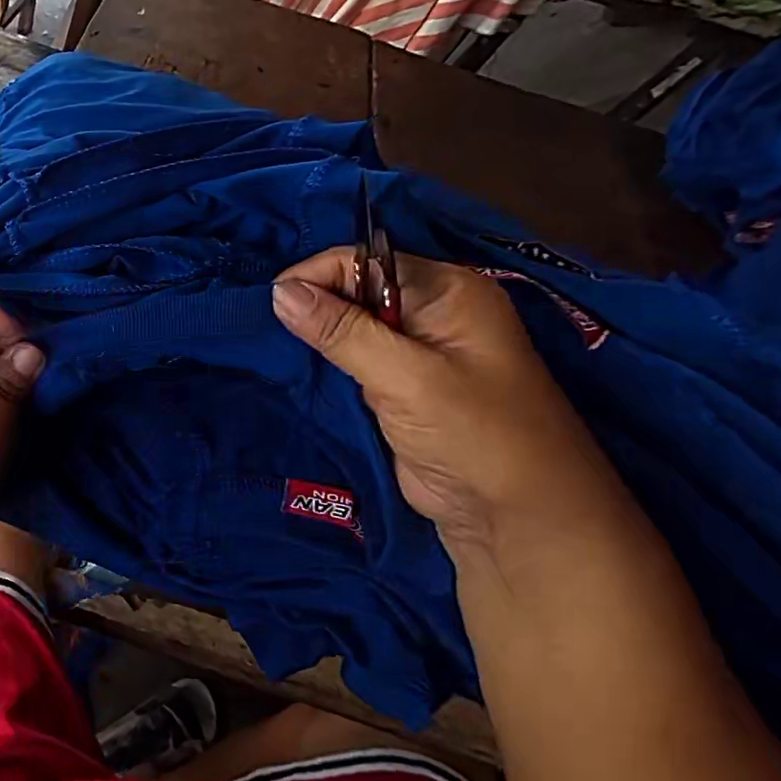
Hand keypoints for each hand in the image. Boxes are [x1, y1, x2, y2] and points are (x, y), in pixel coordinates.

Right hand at [271, 247, 626, 547]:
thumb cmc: (477, 436)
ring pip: (346, 325)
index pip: (366, 261)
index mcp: (447, 291)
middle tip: (264, 325)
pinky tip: (290, 365)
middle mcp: (430, 311)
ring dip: (312, 335)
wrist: (516, 519)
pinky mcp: (395, 384)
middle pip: (353, 289)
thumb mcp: (407, 378)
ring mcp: (412, 350)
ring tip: (267, 344)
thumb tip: (278, 291)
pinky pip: (348, 358)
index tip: (272, 304)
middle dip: (311, 304)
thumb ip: (342, 331)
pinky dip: (320, 361)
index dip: (317, 275)